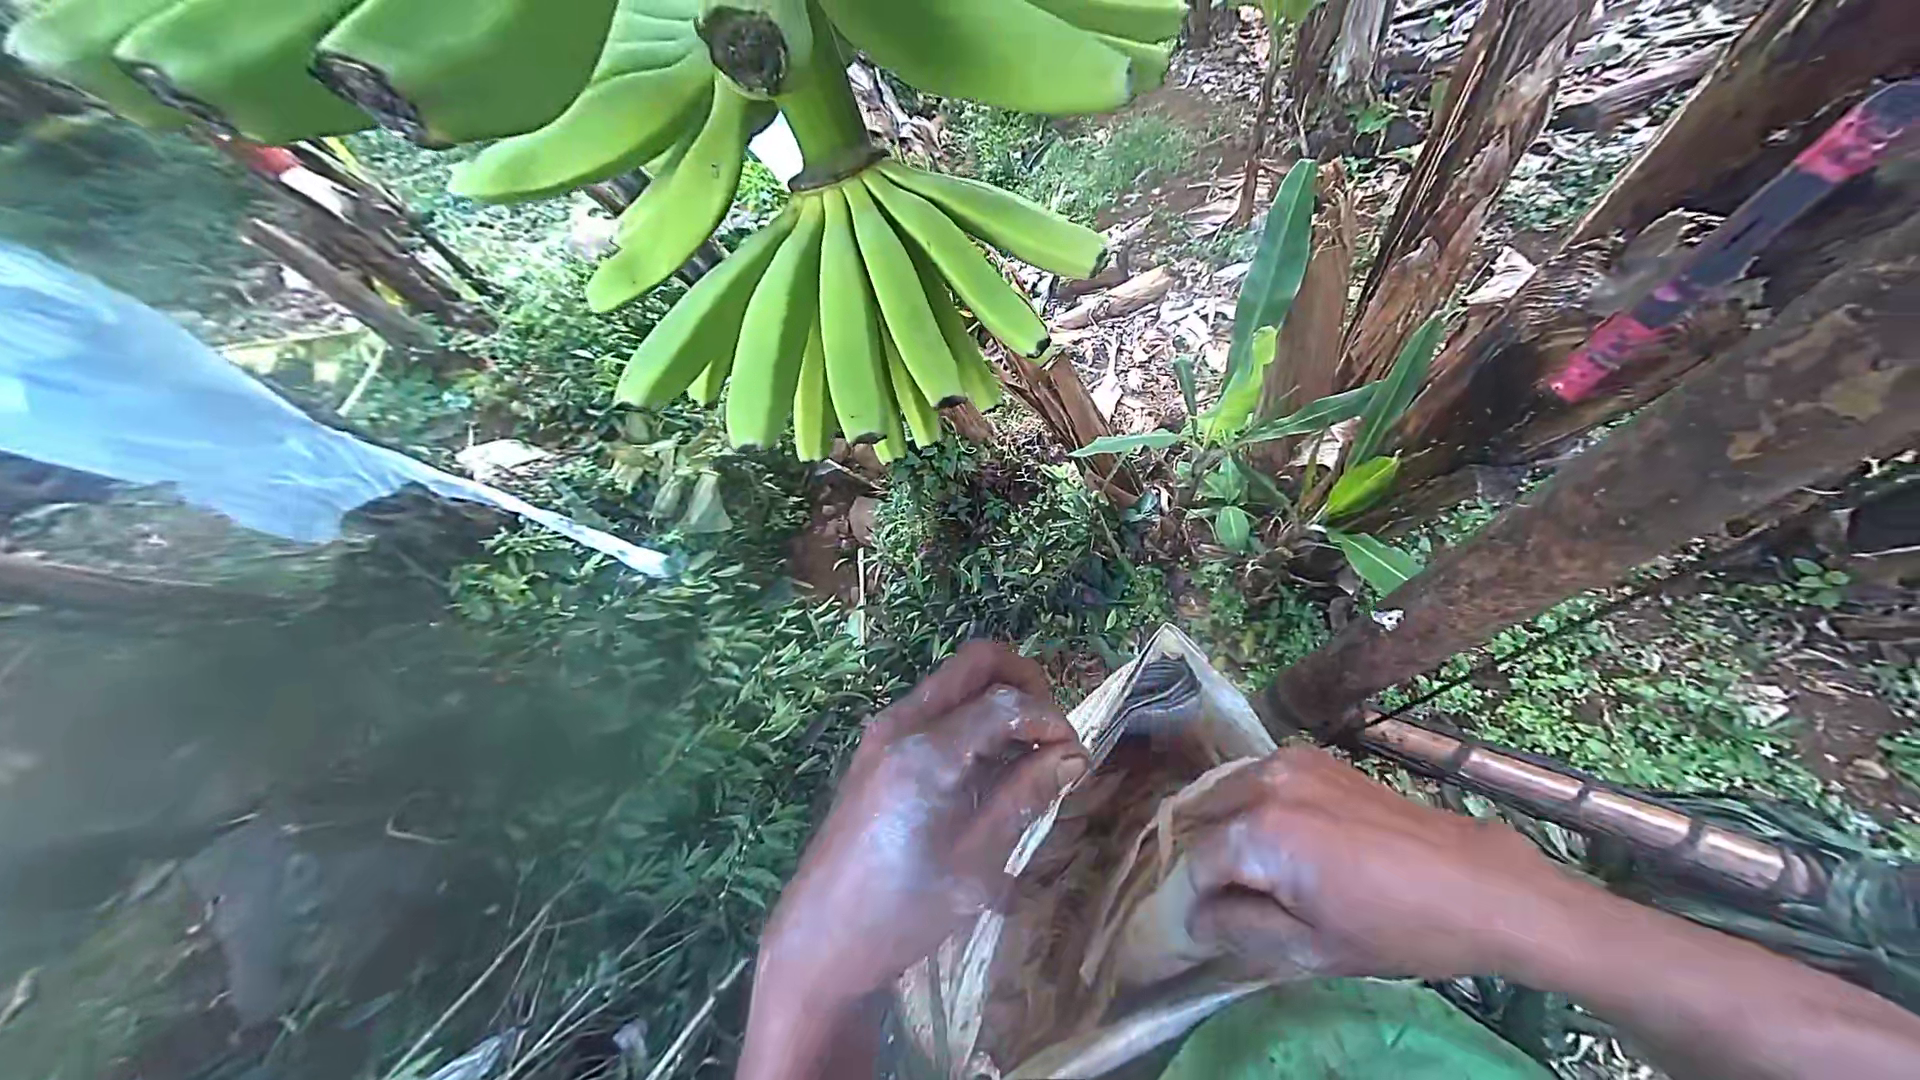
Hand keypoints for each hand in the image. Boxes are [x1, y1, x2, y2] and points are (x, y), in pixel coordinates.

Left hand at [757, 641, 1088, 1003]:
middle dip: (1026, 682)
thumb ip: (1024, 795)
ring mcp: (885, 728)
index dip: (1049, 719)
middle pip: (977, 661)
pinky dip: (973, 714)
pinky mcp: (878, 743)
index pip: (1004, 701)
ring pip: (956, 678)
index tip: (1075, 755)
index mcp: (925, 752)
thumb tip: (1072, 755)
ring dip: (1000, 696)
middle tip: (1051, 731)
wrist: (818, 938)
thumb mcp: (975, 862)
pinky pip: (937, 704)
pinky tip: (989, 762)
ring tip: (1027, 751)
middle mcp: (902, 722)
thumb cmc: (902, 912)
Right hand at [1181, 746, 1587, 980]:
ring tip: (1253, 867)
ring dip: (1223, 828)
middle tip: (1230, 898)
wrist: (1477, 882)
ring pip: (1222, 793)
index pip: (1197, 863)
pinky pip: (1251, 778)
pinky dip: (1248, 804)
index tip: (1208, 923)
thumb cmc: (1398, 927)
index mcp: (1261, 833)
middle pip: (1202, 820)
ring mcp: (1283, 760)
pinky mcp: (1304, 754)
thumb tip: (1193, 920)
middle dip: (1207, 859)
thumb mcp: (1314, 947)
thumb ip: (1239, 928)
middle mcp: (1261, 783)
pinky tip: (1278, 833)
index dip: (1197, 898)